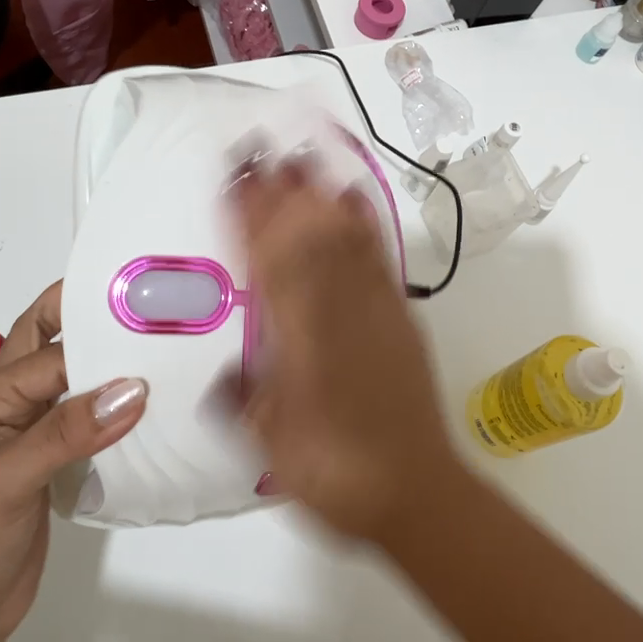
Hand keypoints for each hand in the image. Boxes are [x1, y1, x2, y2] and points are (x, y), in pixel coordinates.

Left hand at [0, 282, 147, 641]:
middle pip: (52, 344)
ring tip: (164, 349)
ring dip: (110, 366)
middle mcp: (10, 404)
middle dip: (93, 321)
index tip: (155, 326)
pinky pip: (88, 420)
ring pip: (74, 381)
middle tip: (151, 308)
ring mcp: (31, 433)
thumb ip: (67, 432)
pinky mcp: (51, 462)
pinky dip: (116, 408)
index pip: (54, 353)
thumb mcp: (7, 481)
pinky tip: (151, 407)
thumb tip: (133, 389)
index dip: (100, 338)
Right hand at [233, 159, 465, 544]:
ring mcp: (375, 310)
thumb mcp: (272, 446)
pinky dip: (364, 222)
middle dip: (279, 192)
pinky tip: (353, 198)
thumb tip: (226, 374)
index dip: (249, 219)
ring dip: (318, 194)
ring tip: (299, 157)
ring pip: (342, 239)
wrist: (416, 491)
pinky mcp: (402, 316)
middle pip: (305, 240)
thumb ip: (244, 401)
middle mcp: (336, 314)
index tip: (233, 182)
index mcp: (298, 342)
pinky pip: (380, 258)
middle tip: (260, 150)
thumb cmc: (336, 474)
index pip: (268, 264)